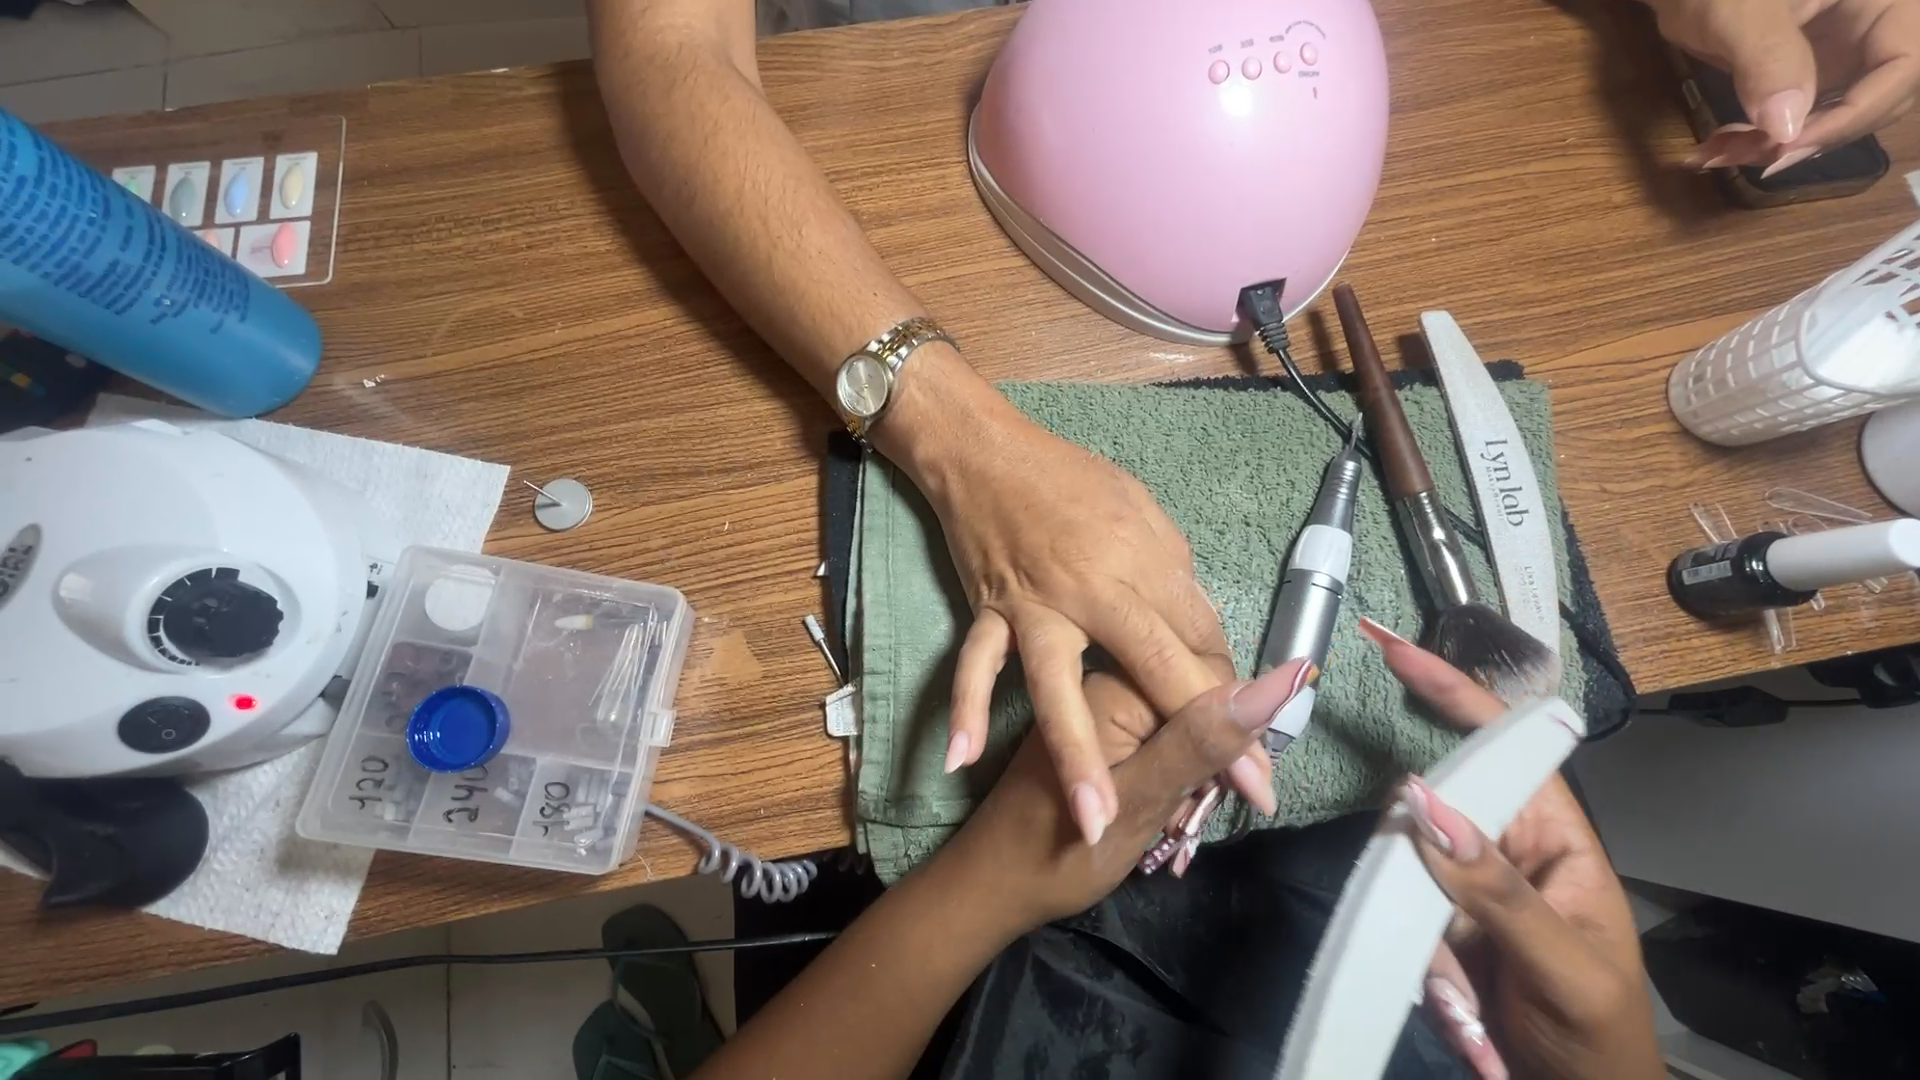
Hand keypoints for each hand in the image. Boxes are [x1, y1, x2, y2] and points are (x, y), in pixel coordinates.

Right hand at [887, 367, 1270, 846]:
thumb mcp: (1141, 509)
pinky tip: (961, 759)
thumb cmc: (1071, 477)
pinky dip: (964, 708)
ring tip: (1098, 823)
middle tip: (1253, 793)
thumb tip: (1192, 626)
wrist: (987, 453)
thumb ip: (1170, 572)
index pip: (1199, 633)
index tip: (1264, 733)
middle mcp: (1091, 591)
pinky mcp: (989, 612)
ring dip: (1077, 753)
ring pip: (1055, 684)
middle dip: (1210, 733)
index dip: (1235, 684)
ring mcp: (1034, 607)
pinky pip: (975, 664)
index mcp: (1139, 560)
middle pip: (1156, 668)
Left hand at [933, 658, 1314, 929]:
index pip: (1208, 687)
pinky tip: (1163, 813)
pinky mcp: (1094, 730)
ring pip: (1177, 725)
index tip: (1248, 799)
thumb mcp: (1141, 801)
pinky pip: (1152, 738)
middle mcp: (1105, 680)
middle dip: (1213, 763)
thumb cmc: (1058, 850)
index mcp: (1115, 683)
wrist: (990, 884)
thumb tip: (1279, 682)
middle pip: (1194, 704)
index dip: (1237, 744)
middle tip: (1197, 818)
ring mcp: (1097, 706)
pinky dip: (1167, 777)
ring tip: (1178, 824)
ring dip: (1191, 776)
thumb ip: (1201, 741)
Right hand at [1360, 619, 1663, 1079]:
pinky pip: (1392, 910)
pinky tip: (1463, 1014)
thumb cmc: (1599, 1034)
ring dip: (1424, 934)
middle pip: (1433, 801)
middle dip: (1417, 849)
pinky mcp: (1425, 915)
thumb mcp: (1563, 964)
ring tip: (1469, 998)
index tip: (1389, 647)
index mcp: (1552, 835)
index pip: (1502, 742)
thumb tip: (1418, 797)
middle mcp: (1497, 843)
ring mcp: (1456, 880)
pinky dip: (1413, 961)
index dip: (1450, 688)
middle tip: (1438, 913)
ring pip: (1402, 862)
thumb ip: (1493, 885)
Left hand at [1651, 0, 1919, 172]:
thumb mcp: (1740, 15)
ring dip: (1776, 145)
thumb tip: (1785, 128)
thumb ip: (1770, 61)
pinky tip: (1715, 146)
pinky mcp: (1811, 70)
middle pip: (1876, 98)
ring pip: (1834, 114)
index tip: (1783, 148)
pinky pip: (1800, 114)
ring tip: (1714, 154)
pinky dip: (1759, 137)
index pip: (1905, 65)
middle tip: (1735, 157)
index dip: (1849, 117)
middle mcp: (1880, 25)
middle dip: (1808, 138)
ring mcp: (1847, 50)